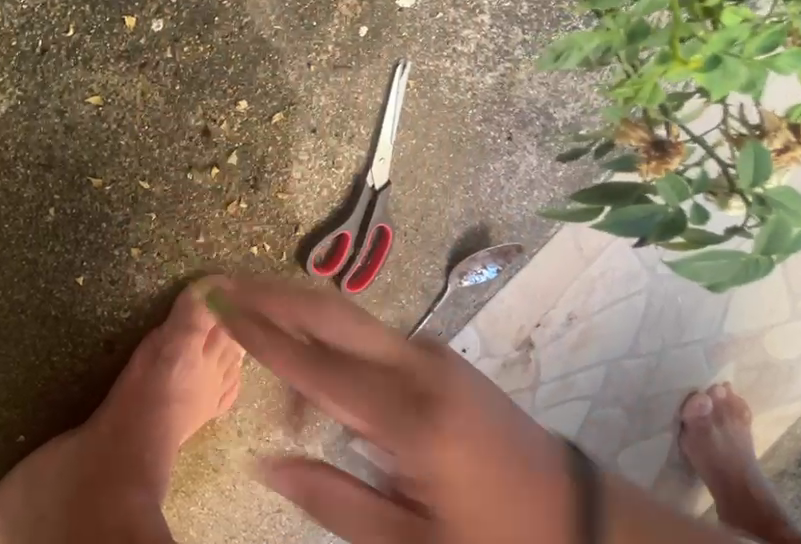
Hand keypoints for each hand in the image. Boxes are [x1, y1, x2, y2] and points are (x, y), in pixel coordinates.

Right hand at [207, 278, 581, 543]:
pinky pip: (367, 337)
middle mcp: (418, 368)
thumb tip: (266, 464)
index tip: (217, 307)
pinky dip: (326, 338)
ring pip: (345, 318)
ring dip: (295, 316)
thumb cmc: (494, 541)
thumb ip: (333, 501)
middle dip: (271, 293)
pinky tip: (309, 375)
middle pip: (329, 312)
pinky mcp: (437, 356)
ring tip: (253, 330)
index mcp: (409, 418)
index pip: (315, 366)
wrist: (583, 520)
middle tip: (221, 283)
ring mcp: (431, 355)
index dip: (260, 336)